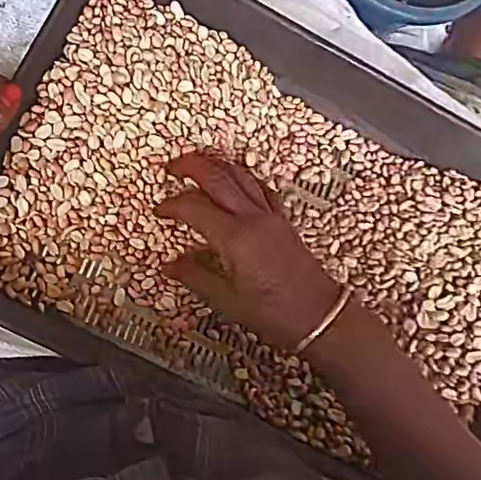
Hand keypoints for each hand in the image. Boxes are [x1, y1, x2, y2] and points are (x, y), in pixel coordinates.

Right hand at [154, 152, 348, 352]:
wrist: (320, 316)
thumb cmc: (276, 313)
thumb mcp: (227, 300)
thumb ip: (195, 277)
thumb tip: (171, 266)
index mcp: (235, 238)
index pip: (194, 208)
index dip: (172, 205)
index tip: (160, 210)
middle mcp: (253, 220)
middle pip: (218, 178)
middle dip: (191, 167)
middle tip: (172, 167)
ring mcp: (270, 218)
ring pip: (241, 176)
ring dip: (217, 165)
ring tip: (200, 162)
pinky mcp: (283, 222)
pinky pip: (261, 189)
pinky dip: (244, 178)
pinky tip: (238, 179)